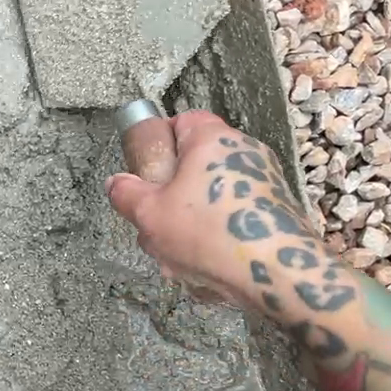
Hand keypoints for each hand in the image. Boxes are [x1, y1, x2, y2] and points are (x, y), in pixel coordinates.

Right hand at [105, 111, 329, 312]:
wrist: (272, 270)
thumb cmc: (206, 232)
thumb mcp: (148, 213)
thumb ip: (126, 193)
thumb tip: (117, 182)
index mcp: (213, 142)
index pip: (185, 120)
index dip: (160, 140)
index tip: (145, 169)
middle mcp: (244, 153)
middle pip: (195, 162)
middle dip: (169, 190)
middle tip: (153, 216)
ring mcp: (263, 182)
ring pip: (209, 193)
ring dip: (187, 217)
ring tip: (174, 249)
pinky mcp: (273, 210)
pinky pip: (230, 214)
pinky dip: (211, 232)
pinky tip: (200, 259)